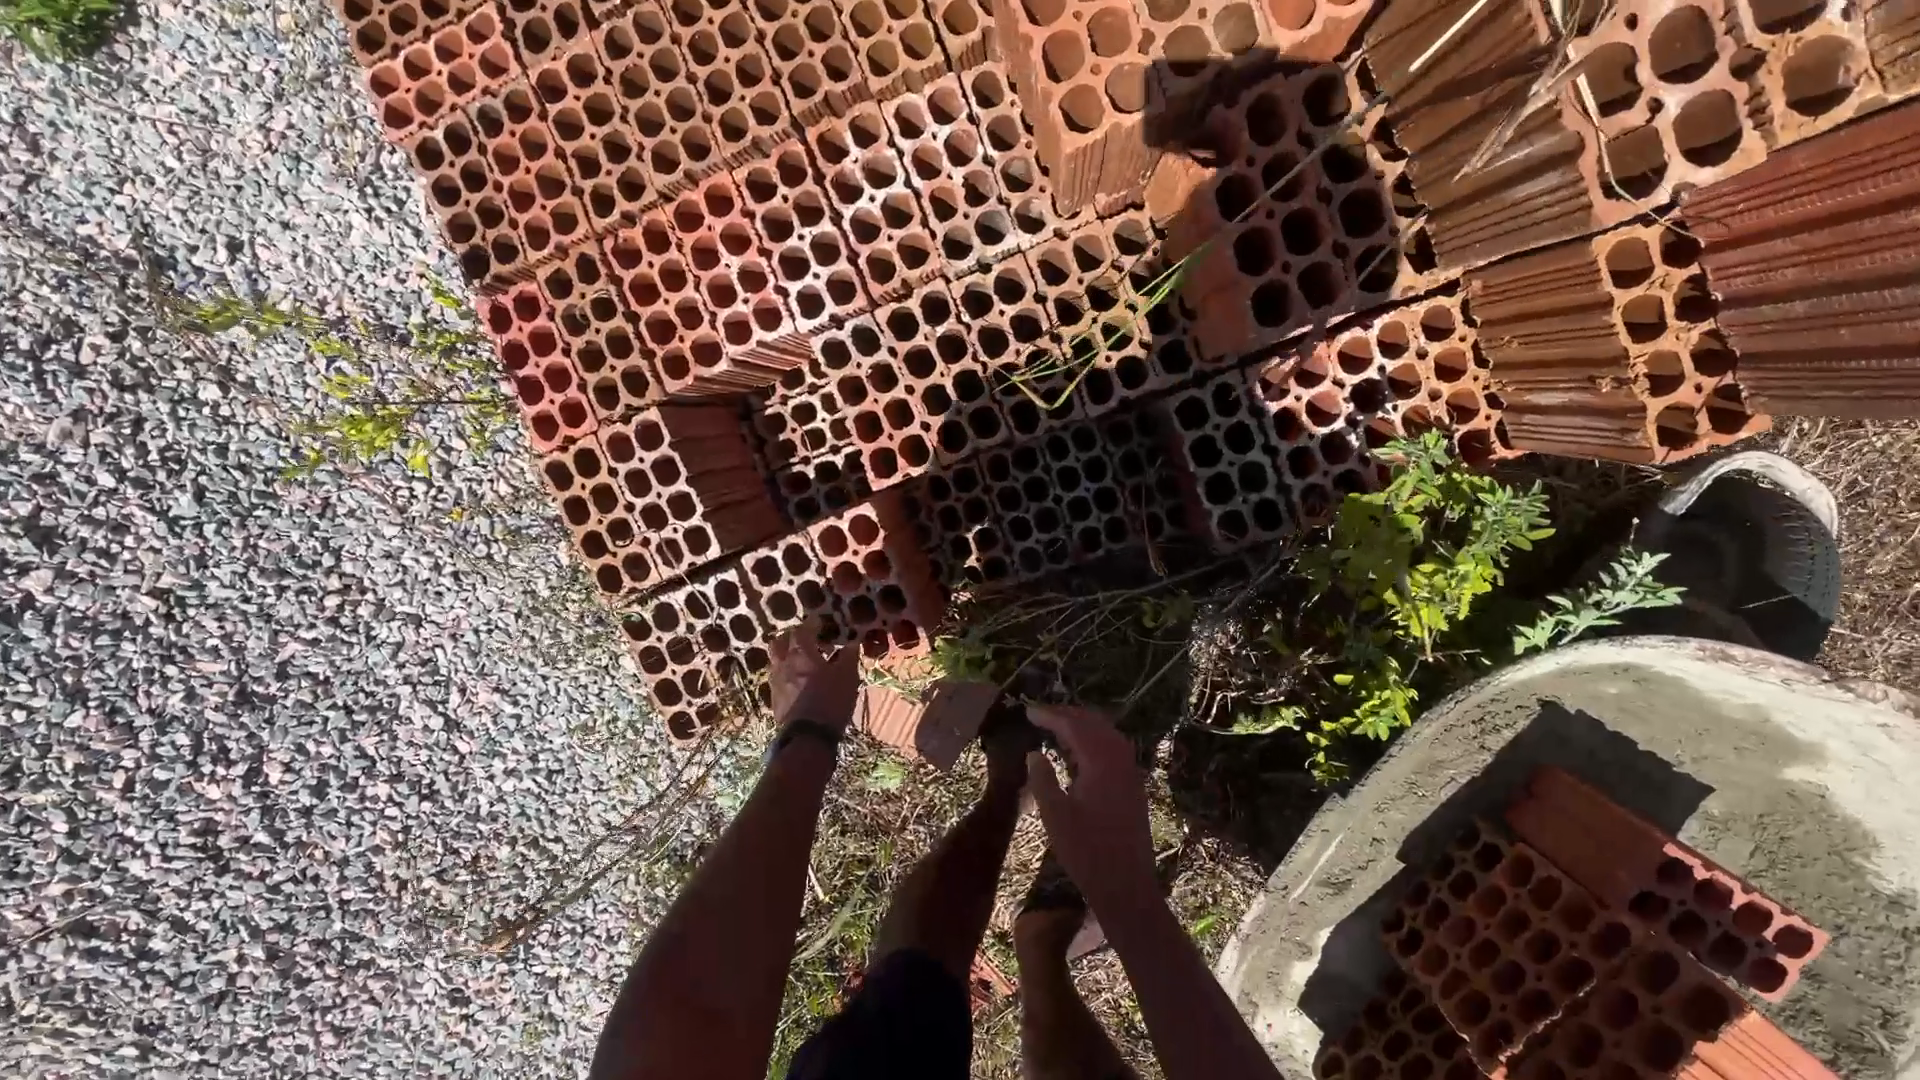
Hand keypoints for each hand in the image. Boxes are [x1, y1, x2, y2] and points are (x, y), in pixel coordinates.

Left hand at [769, 627, 859, 733]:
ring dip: (786, 656)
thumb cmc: (830, 700)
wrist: (808, 737)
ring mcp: (775, 682)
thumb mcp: (847, 677)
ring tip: (800, 661)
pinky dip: (786, 675)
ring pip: (776, 661)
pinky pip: (777, 679)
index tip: (819, 623)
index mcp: (801, 653)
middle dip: (791, 637)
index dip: (810, 625)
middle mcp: (783, 664)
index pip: (801, 631)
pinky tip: (796, 683)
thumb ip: (848, 657)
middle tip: (805, 640)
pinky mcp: (774, 700)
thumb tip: (852, 643)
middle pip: (780, 642)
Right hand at [1025, 705, 1158, 912]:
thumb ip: (1042, 779)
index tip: (1028, 710)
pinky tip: (1079, 752)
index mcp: (1102, 763)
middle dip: (1068, 714)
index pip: (1074, 726)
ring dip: (1083, 725)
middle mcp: (1120, 761)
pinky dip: (1094, 740)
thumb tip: (1034, 753)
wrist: (1127, 886)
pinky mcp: (1133, 788)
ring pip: (1107, 735)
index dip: (1050, 715)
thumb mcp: (1055, 816)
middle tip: (1041, 713)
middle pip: (1094, 724)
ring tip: (1057, 726)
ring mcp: (1130, 774)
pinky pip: (1113, 750)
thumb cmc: (1087, 852)